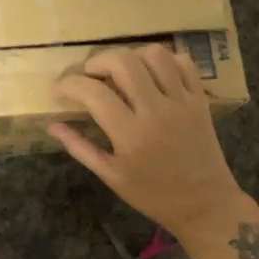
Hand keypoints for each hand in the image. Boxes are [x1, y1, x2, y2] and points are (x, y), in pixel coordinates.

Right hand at [49, 46, 246, 239]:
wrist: (205, 203)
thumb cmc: (153, 194)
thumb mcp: (111, 177)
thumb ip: (81, 148)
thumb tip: (52, 126)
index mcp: (130, 134)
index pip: (93, 92)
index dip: (69, 84)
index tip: (59, 90)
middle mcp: (156, 110)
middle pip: (123, 62)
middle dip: (97, 61)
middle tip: (89, 75)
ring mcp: (182, 101)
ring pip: (154, 54)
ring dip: (131, 55)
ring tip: (121, 71)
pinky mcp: (200, 99)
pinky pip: (184, 63)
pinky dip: (164, 60)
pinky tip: (152, 74)